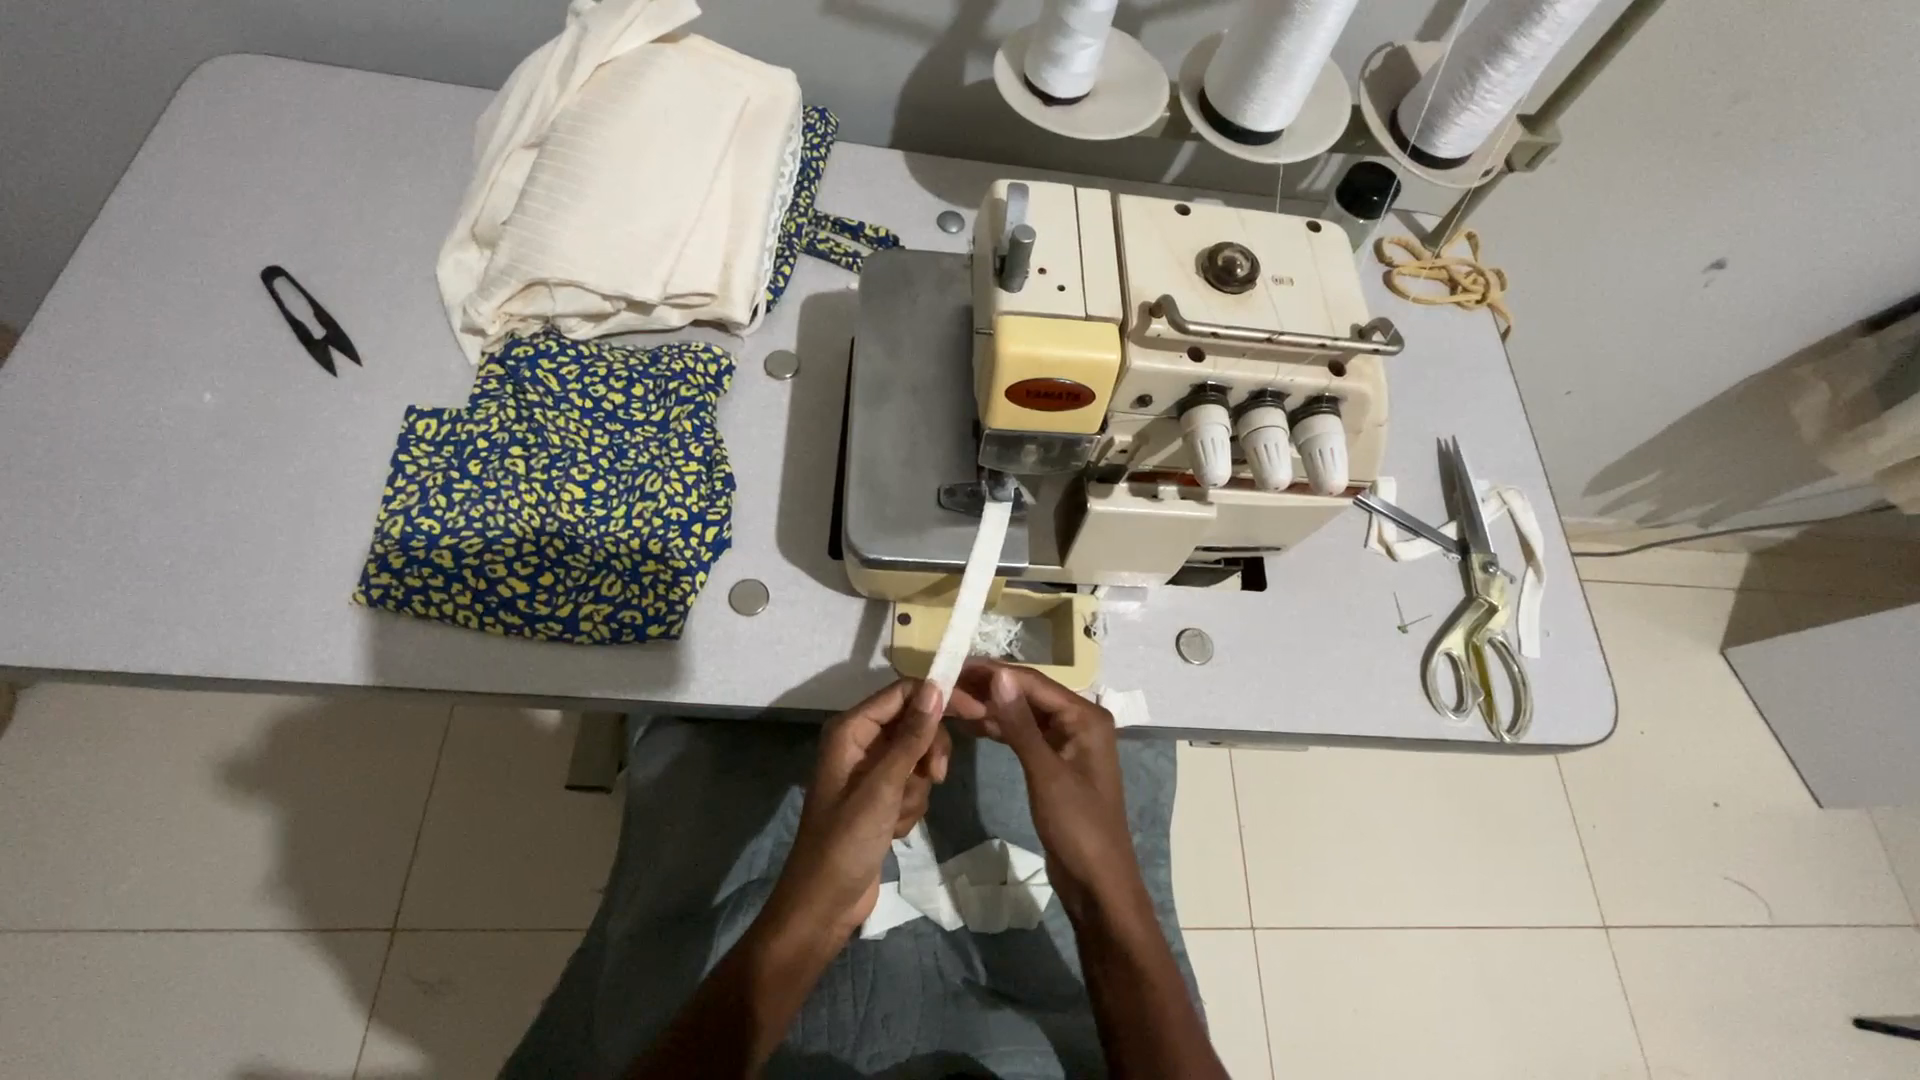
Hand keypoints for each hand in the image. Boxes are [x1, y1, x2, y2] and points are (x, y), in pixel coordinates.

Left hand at [768, 679, 951, 937]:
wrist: (824, 904)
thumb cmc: (846, 841)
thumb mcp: (882, 787)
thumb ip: (911, 737)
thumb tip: (937, 688)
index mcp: (851, 730)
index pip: (903, 693)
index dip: (939, 697)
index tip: (976, 710)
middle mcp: (860, 743)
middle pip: (915, 724)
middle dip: (928, 753)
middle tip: (935, 777)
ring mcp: (870, 772)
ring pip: (918, 758)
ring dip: (918, 788)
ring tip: (898, 816)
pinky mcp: (880, 797)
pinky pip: (913, 785)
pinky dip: (911, 805)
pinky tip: (894, 831)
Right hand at [948, 662, 1143, 917]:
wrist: (1097, 881)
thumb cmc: (1077, 825)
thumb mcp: (1045, 772)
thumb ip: (1020, 723)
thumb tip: (999, 675)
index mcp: (1085, 717)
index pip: (1034, 682)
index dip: (995, 673)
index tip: (956, 665)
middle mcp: (1080, 722)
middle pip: (1030, 694)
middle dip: (991, 688)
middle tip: (947, 683)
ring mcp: (1069, 743)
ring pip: (1025, 714)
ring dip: (993, 708)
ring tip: (953, 700)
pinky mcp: (1056, 762)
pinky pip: (1026, 735)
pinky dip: (1002, 729)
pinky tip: (973, 725)